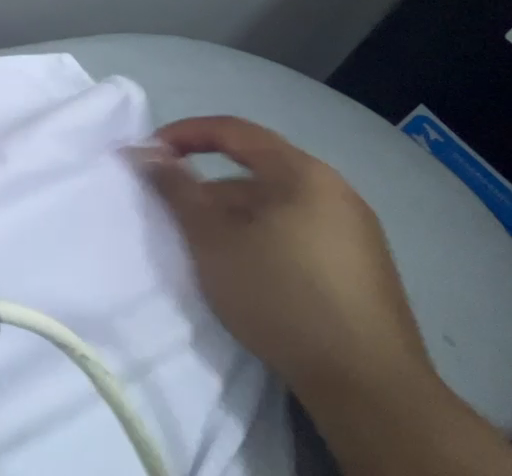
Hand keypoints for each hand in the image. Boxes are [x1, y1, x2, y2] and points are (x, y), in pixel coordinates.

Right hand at [134, 115, 436, 401]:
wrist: (365, 381)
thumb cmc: (278, 293)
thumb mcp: (211, 237)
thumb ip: (175, 188)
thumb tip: (146, 152)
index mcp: (304, 175)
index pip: (234, 131)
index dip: (183, 133)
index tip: (147, 155)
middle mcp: (336, 193)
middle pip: (256, 167)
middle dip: (206, 182)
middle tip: (170, 206)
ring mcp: (355, 231)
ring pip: (274, 202)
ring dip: (231, 212)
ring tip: (202, 243)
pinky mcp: (359, 266)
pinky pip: (296, 229)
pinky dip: (259, 234)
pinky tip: (243, 268)